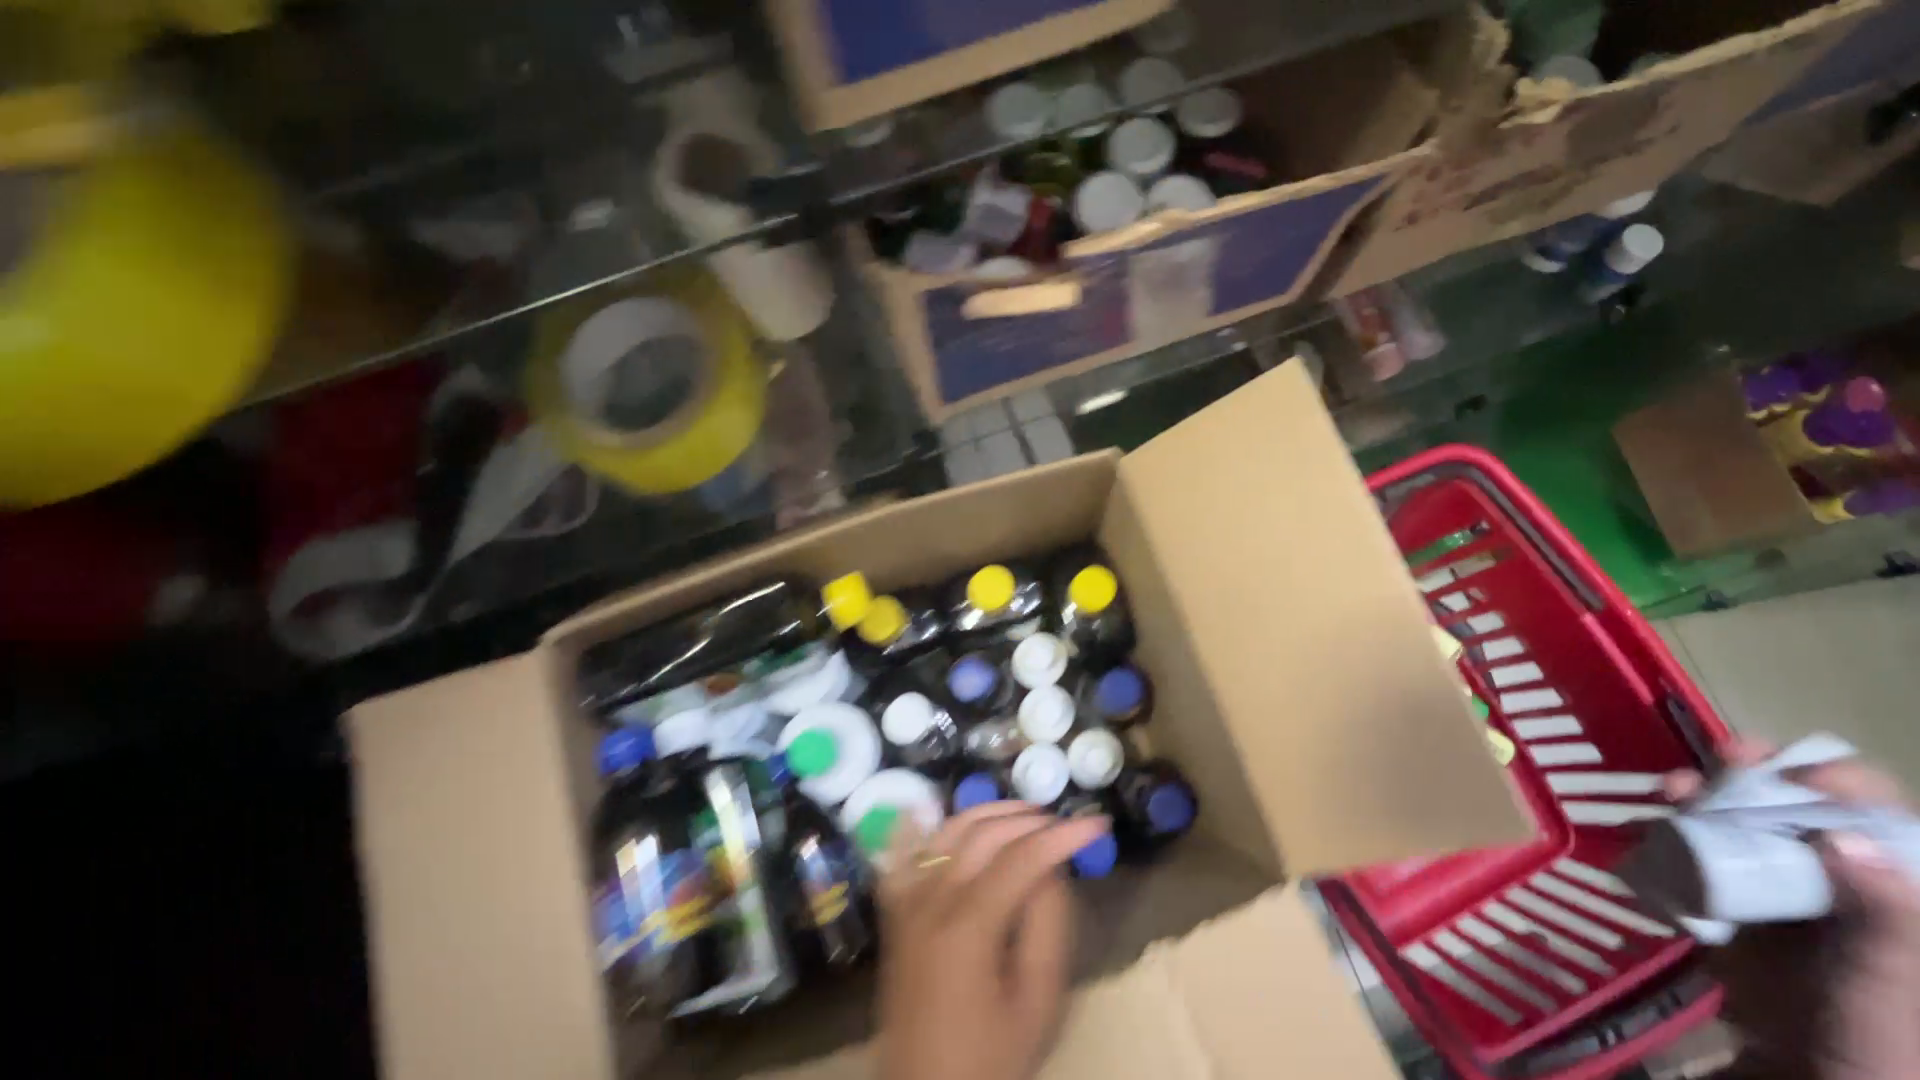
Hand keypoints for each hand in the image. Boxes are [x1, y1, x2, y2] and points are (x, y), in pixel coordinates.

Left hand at [875, 802, 1110, 1079]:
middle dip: (1028, 818)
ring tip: (1024, 814)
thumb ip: (1046, 927)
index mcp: (968, 927)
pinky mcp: (892, 915)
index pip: (1022, 858)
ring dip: (986, 814)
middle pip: (982, 835)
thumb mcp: (1036, 1002)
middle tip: (1064, 821)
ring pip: (944, 834)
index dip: (1063, 835)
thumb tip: (1051, 870)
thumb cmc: (989, 1056)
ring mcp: (905, 905)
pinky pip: (900, 856)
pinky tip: (931, 808)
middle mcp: (930, 902)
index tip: (1098, 822)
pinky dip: (918, 827)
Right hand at [1667, 740, 1919, 1079]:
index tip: (1799, 774)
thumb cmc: (1879, 1044)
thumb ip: (1883, 917)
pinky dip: (1670, 833)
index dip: (1846, 783)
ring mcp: (1781, 891)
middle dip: (1761, 774)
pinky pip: (1699, 857)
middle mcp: (1840, 878)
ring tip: (1673, 789)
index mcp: (1895, 889)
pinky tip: (1648, 826)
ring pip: (1742, 823)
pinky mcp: (1732, 907)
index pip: (1882, 816)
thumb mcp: (1891, 985)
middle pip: (1802, 806)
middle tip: (1725, 756)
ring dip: (1707, 795)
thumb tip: (1837, 836)